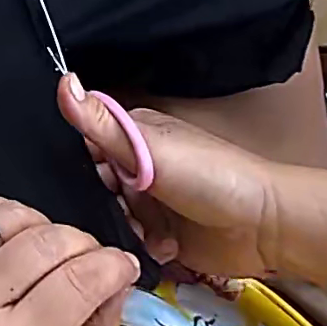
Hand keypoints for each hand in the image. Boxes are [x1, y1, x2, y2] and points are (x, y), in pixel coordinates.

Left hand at [0, 194, 138, 325]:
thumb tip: (122, 277)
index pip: (75, 285)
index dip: (113, 266)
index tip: (126, 265)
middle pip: (51, 243)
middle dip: (86, 246)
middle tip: (94, 261)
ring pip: (21, 216)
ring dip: (50, 228)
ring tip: (53, 254)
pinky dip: (15, 214)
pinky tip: (20, 238)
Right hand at [57, 75, 280, 278]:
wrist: (264, 226)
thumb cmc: (207, 176)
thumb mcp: (148, 147)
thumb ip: (103, 122)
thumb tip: (63, 80)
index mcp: (133, 136)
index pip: (85, 144)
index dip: (72, 162)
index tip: (62, 181)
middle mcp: (137, 167)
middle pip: (94, 185)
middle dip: (96, 202)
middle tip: (107, 211)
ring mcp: (149, 201)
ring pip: (109, 216)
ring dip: (121, 226)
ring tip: (141, 229)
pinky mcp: (160, 233)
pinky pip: (131, 241)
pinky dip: (141, 245)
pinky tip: (161, 245)